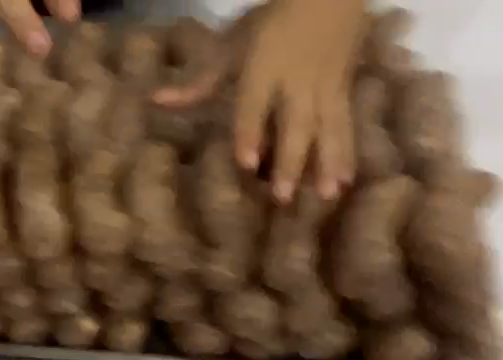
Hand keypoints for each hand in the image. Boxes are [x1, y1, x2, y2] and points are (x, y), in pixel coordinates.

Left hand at [155, 0, 366, 202]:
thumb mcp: (231, 44)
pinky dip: (348, 151)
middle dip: (289, 161)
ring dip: (327, 162)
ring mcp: (327, 86)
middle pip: (295, 125)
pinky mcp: (347, 87)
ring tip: (327, 195)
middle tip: (281, 196)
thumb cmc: (272, 19)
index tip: (247, 163)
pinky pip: (347, 123)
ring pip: (329, 127)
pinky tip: (347, 178)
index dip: (250, 134)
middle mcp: (298, 82)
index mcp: (265, 71)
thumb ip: (197, 81)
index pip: (254, 108)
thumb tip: (153, 99)